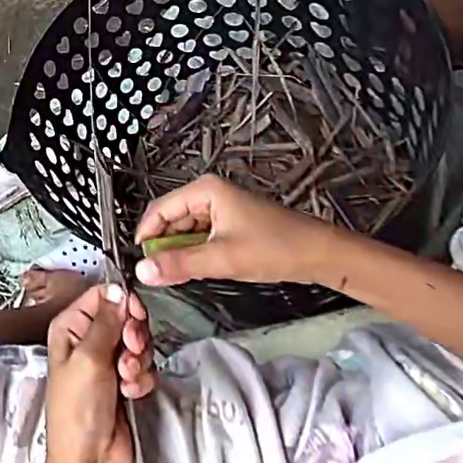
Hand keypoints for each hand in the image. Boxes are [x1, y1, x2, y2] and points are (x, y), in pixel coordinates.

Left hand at [46, 283, 154, 462]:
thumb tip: (117, 289)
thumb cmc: (77, 410)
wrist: (90, 459)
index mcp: (70, 326)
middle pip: (124, 316)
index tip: (135, 315)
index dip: (122, 302)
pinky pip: (142, 366)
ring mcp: (105, 360)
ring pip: (137, 342)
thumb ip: (106, 321)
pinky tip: (129, 392)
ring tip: (124, 378)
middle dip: (133, 334)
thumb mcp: (89, 358)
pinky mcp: (122, 379)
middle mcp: (87, 339)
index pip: (101, 295)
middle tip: (129, 350)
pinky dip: (140, 378)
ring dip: (137, 360)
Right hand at [132, 174, 345, 287]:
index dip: (146, 235)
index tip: (140, 261)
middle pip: (170, 218)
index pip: (159, 210)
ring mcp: (219, 206)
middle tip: (160, 272)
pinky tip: (197, 267)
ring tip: (179, 272)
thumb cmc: (275, 249)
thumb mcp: (222, 259)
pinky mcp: (229, 221)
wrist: (322, 255)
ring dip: (179, 249)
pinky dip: (194, 251)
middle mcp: (208, 193)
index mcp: (204, 190)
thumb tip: (141, 271)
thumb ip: (179, 264)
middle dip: (163, 244)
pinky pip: (199, 234)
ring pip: (184, 228)